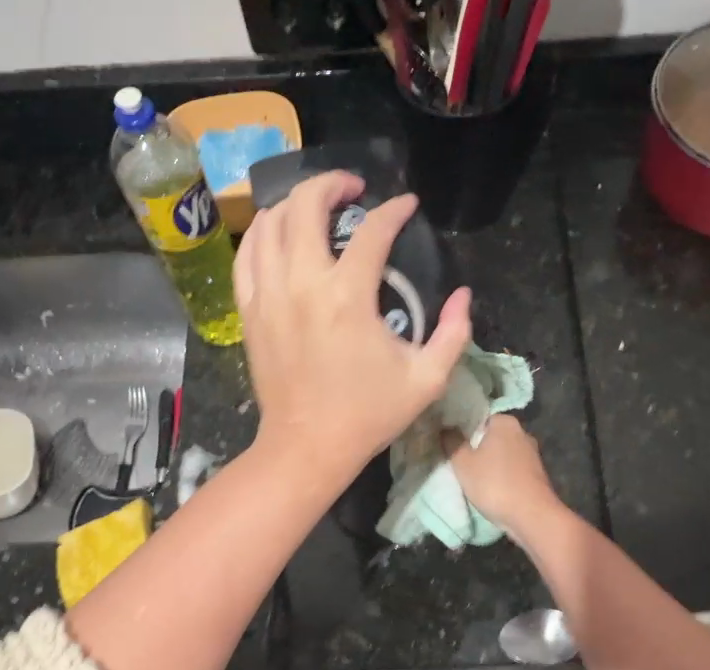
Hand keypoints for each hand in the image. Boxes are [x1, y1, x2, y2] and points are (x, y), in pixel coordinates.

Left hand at [234, 171, 473, 478]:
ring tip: (314, 208)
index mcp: (348, 297)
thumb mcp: (426, 380)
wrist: (308, 446)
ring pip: (270, 222)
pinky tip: (278, 236)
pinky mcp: (249, 310)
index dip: (395, 210)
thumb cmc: (369, 415)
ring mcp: (269, 294)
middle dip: (332, 183)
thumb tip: (462, 296)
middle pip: (306, 204)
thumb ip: (452, 333)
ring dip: (294, 204)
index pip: (373, 230)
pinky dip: (262, 234)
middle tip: (352, 189)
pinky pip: (247, 254)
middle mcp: (303, 283)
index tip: (408, 206)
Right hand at [443, 415, 563, 538]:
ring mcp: (532, 454)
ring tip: (472, 476)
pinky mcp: (536, 474)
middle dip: (477, 446)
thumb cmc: (493, 483)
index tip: (452, 443)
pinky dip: (502, 475)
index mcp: (505, 422)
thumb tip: (447, 428)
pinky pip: (512, 469)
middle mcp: (522, 432)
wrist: (531, 515)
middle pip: (492, 436)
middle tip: (458, 460)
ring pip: (503, 453)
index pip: (480, 418)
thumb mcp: (463, 463)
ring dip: (490, 463)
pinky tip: (491, 486)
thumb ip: (453, 443)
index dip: (464, 429)